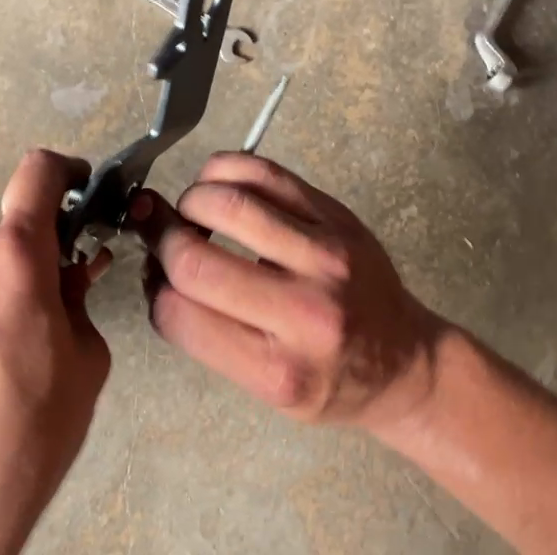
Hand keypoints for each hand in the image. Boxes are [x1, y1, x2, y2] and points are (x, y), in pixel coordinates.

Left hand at [0, 151, 112, 554]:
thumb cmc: (24, 434)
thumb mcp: (85, 362)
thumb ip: (78, 300)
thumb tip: (69, 280)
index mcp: (13, 256)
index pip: (37, 172)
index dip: (64, 171)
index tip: (78, 187)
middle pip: (10, 232)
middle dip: (37, 259)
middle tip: (57, 303)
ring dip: (2, 286)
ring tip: (15, 348)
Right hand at [130, 153, 442, 431]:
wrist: (404, 361)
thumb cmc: (326, 380)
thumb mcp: (262, 385)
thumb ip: (204, 328)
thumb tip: (152, 260)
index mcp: (277, 369)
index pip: (176, 313)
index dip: (155, 289)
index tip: (160, 279)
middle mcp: (304, 312)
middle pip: (192, 260)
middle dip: (164, 242)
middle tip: (169, 238)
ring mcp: (326, 256)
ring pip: (226, 203)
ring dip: (192, 201)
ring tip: (196, 212)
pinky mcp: (337, 216)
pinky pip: (263, 172)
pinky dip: (225, 171)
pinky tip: (220, 186)